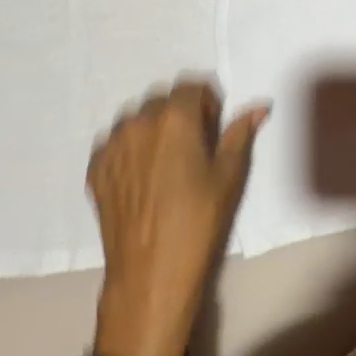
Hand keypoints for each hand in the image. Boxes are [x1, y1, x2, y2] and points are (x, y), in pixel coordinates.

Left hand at [86, 81, 267, 355]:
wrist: (150, 270)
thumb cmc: (200, 219)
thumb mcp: (230, 175)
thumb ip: (240, 133)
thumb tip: (259, 106)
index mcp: (175, 117)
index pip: (192, 86)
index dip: (207, 102)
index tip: (213, 129)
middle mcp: (138, 121)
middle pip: (162, 99)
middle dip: (180, 113)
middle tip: (193, 147)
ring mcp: (112, 144)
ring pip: (136, 118)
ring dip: (153, 128)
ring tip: (166, 163)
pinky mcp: (95, 167)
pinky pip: (116, 142)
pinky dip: (131, 148)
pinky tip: (143, 178)